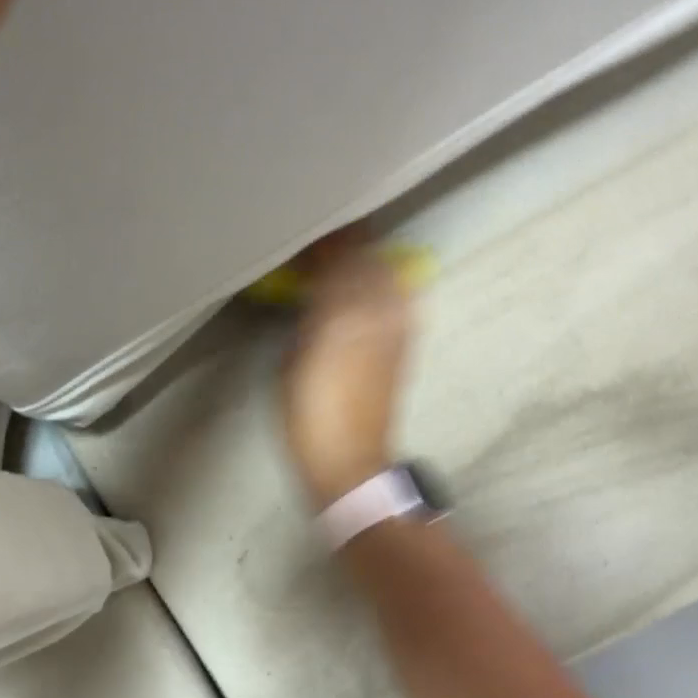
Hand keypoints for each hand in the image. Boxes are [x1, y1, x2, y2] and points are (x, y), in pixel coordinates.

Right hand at [280, 235, 423, 504]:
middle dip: (343, 243)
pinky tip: (360, 290)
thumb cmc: (308, 417)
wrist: (350, 461)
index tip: (299, 236)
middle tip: (317, 244)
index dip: (319, 241)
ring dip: (362, 260)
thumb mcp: (291, 361)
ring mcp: (398, 323)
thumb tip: (313, 288)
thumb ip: (306, 315)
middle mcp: (379, 309)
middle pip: (366, 255)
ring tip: (337, 262)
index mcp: (344, 312)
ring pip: (384, 271)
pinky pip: (395, 294)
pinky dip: (377, 282)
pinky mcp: (405, 340)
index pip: (336, 254)